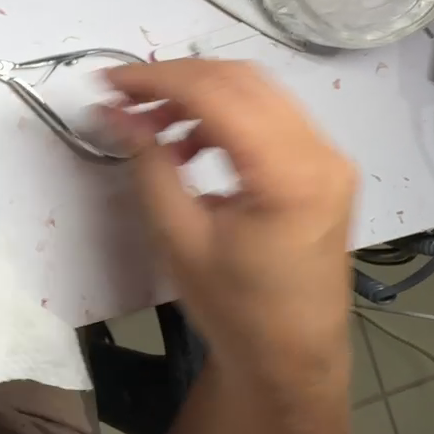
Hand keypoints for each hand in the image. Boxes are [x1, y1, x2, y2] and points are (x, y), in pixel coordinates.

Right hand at [102, 60, 356, 366]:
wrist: (290, 354)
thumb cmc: (231, 304)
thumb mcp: (177, 235)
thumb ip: (148, 163)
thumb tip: (114, 111)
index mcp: (288, 174)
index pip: (215, 94)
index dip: (155, 79)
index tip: (105, 82)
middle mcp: (320, 152)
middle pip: (239, 80)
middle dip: (173, 78)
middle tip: (121, 96)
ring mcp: (328, 157)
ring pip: (255, 90)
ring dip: (196, 93)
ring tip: (150, 123)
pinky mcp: (322, 166)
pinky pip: (268, 115)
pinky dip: (220, 113)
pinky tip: (187, 144)